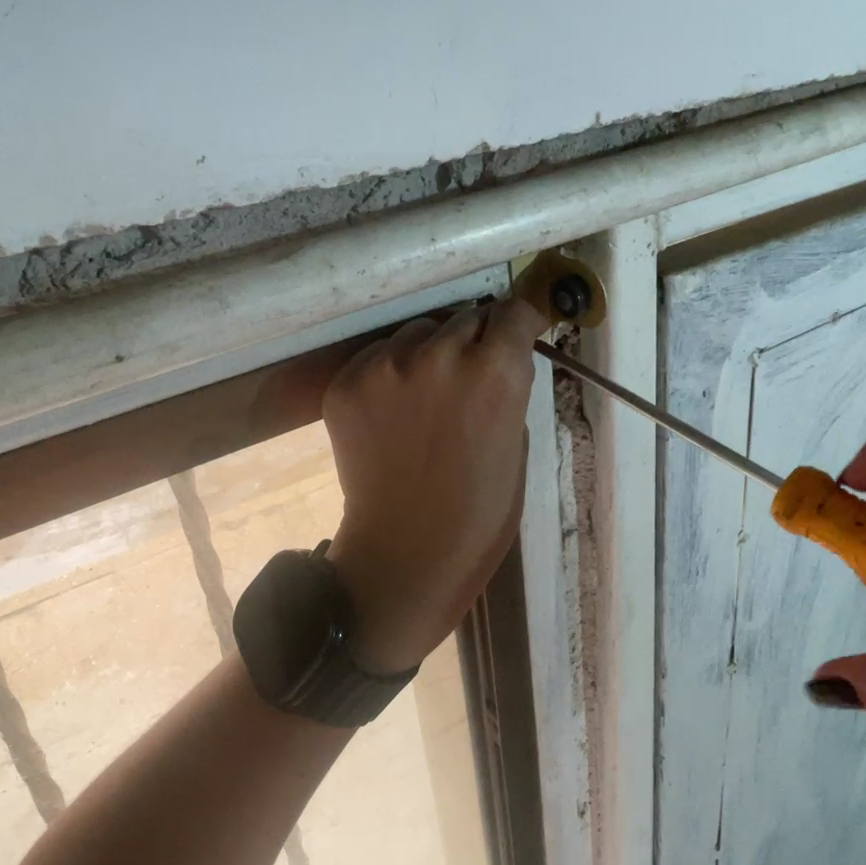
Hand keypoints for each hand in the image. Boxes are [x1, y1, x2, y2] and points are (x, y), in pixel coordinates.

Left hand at [321, 299, 545, 674]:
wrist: (407, 553)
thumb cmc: (481, 511)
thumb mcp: (517, 442)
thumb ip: (507, 388)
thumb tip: (497, 357)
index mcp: (496, 371)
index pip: (514, 312)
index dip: (519, 322)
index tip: (517, 330)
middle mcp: (441, 354)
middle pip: (465, 318)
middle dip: (474, 340)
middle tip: (470, 374)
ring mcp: (386, 366)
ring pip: (418, 332)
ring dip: (429, 351)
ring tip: (427, 393)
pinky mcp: (346, 382)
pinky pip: (377, 356)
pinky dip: (389, 373)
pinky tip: (394, 411)